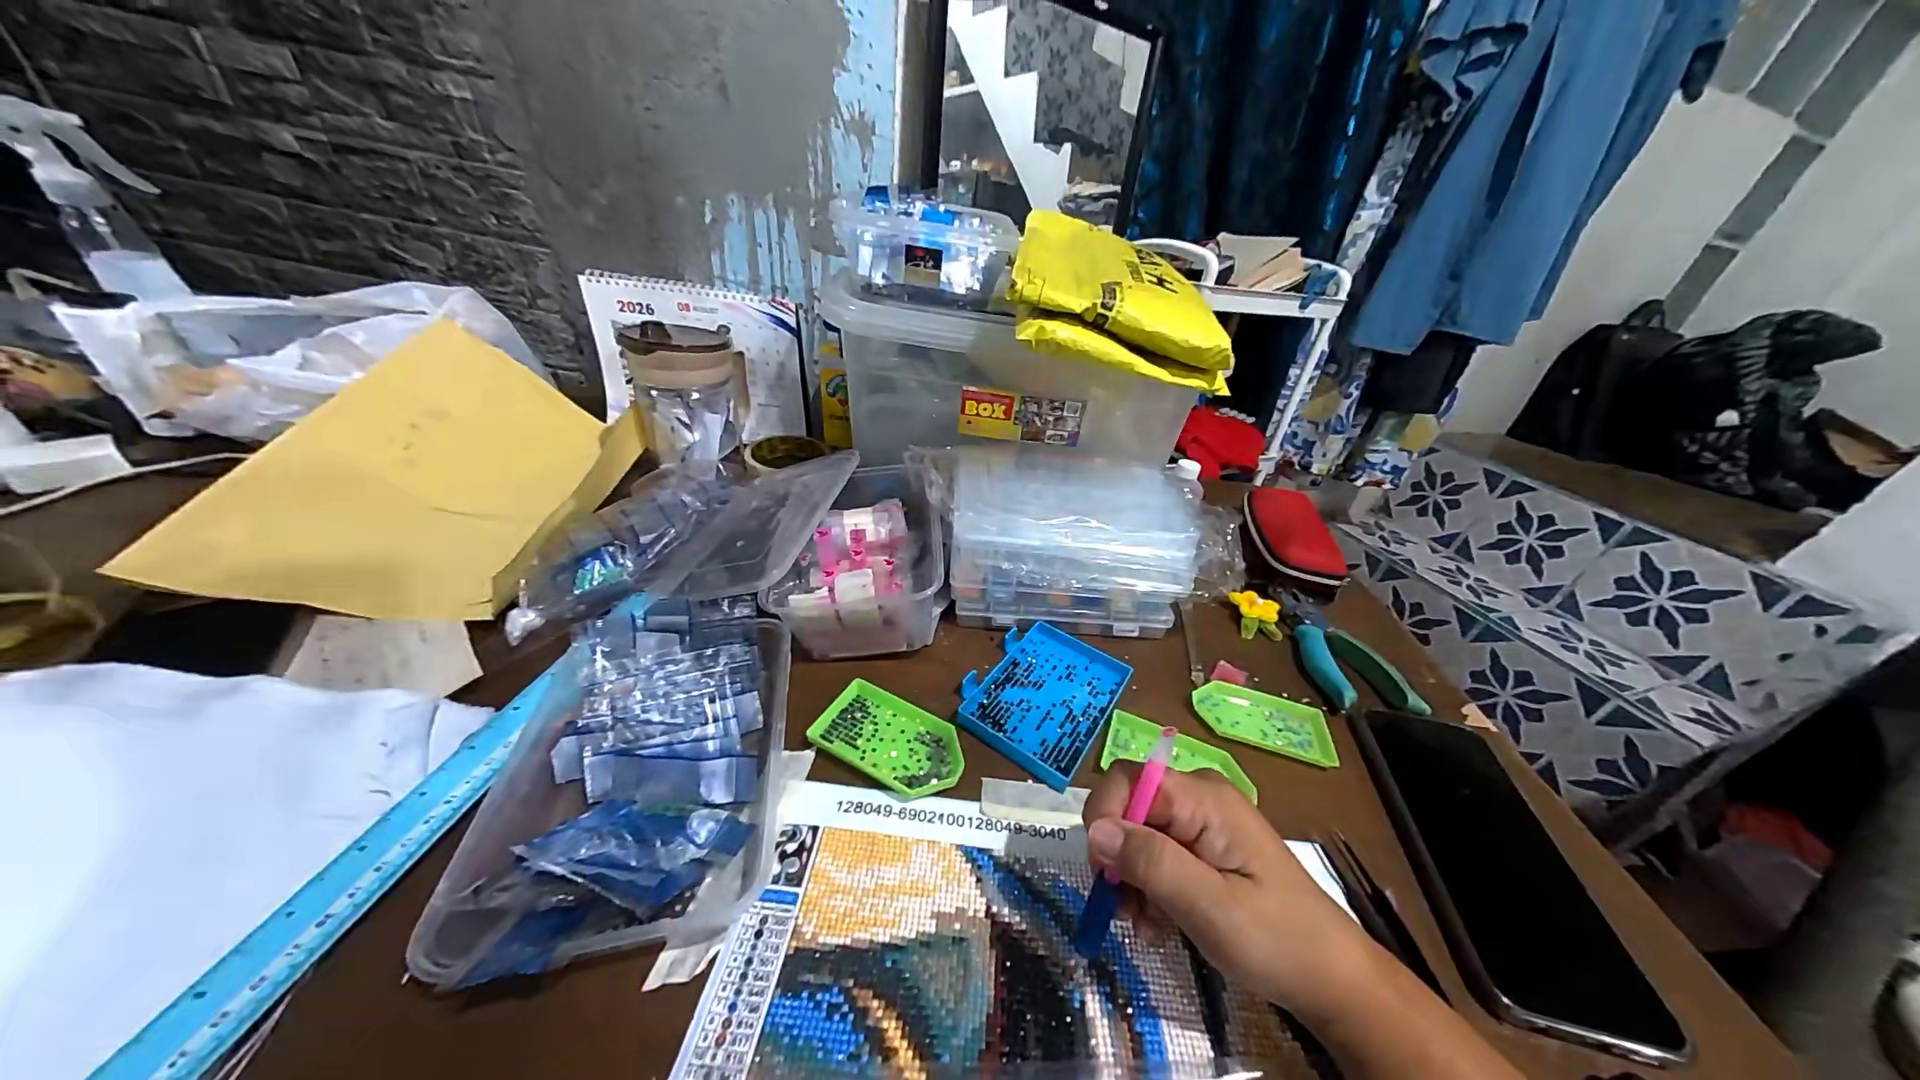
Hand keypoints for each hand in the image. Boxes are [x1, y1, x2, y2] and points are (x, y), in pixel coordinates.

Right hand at [1083, 764, 1375, 1012]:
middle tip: (1127, 910)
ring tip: (1149, 925)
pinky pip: (1156, 853)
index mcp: (1205, 798)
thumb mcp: (1210, 906)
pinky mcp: (1204, 847)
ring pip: (1137, 834)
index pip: (1129, 779)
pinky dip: (1149, 887)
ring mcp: (1203, 822)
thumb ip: (1152, 863)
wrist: (1332, 978)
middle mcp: (1200, 798)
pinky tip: (1160, 922)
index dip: (1105, 816)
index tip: (1103, 872)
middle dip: (1118, 857)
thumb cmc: (1277, 940)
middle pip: (1130, 806)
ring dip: (1132, 880)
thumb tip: (1094, 830)